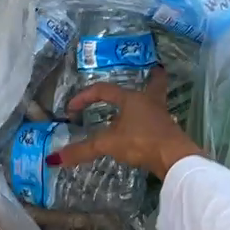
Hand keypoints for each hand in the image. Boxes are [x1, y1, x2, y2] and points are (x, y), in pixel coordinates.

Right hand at [50, 67, 203, 178]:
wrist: (174, 158)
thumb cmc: (141, 141)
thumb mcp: (108, 144)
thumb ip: (83, 150)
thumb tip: (55, 159)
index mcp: (132, 98)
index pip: (104, 90)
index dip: (85, 97)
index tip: (71, 109)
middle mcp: (149, 102)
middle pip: (154, 84)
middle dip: (152, 78)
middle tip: (156, 70)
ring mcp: (161, 117)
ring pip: (156, 102)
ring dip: (150, 100)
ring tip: (147, 101)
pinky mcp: (168, 133)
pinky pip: (158, 121)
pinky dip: (151, 121)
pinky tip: (146, 129)